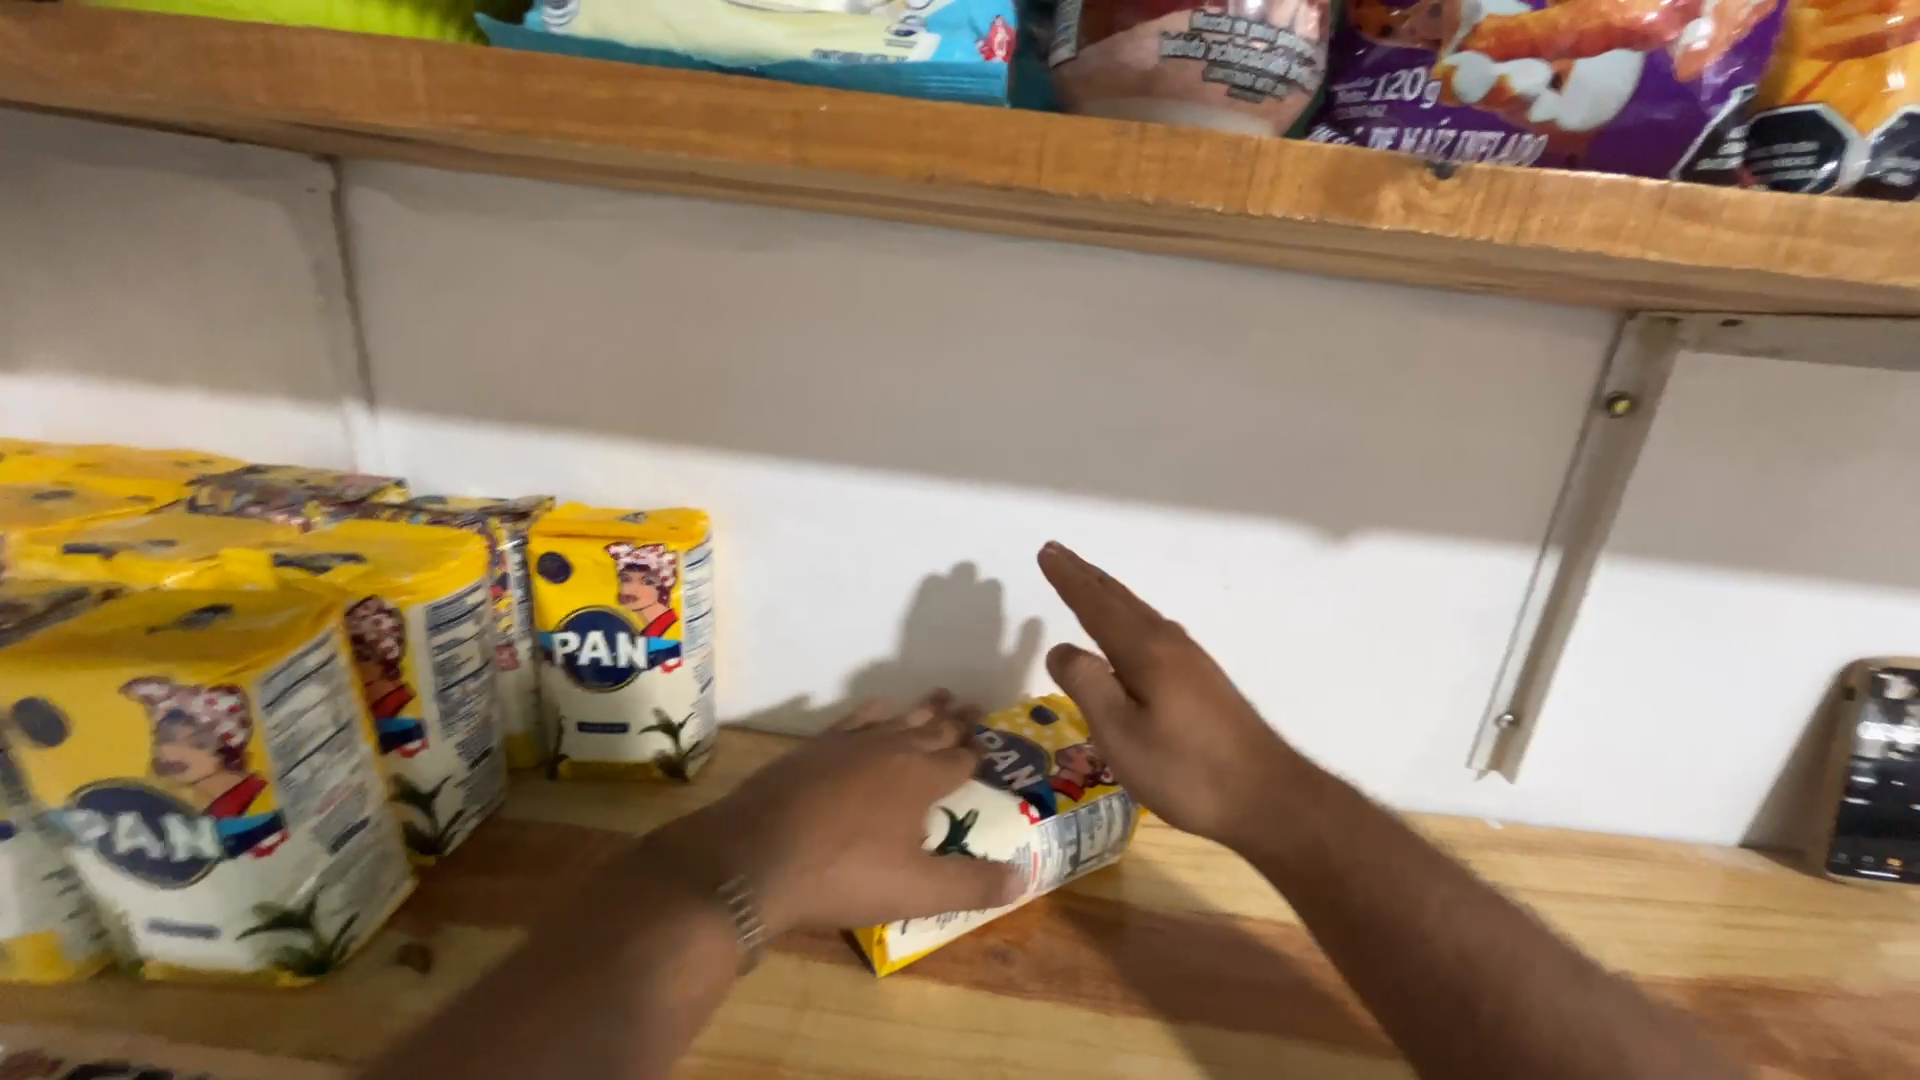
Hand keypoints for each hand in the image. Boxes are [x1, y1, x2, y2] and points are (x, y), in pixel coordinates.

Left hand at [655, 694, 1023, 935]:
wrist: (755, 856)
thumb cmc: (843, 874)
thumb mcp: (917, 891)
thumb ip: (972, 884)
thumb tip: (1024, 876)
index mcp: (922, 779)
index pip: (961, 758)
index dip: (979, 750)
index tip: (993, 739)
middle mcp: (892, 750)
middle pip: (933, 729)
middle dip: (956, 719)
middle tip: (973, 702)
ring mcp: (850, 744)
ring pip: (897, 719)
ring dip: (921, 709)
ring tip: (938, 695)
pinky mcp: (815, 748)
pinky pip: (854, 719)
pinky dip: (872, 711)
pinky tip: (877, 707)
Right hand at [1038, 541, 1301, 849]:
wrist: (1267, 797)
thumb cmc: (1185, 769)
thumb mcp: (1120, 732)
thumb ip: (1086, 685)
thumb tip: (1060, 649)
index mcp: (1144, 650)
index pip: (1095, 604)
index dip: (1068, 579)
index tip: (1046, 552)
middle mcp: (1168, 643)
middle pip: (1119, 600)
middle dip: (1085, 576)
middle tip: (1058, 552)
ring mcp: (1190, 661)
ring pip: (1138, 614)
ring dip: (1107, 595)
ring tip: (1086, 582)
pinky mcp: (1202, 681)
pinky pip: (1153, 631)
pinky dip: (1128, 618)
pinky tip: (1131, 632)